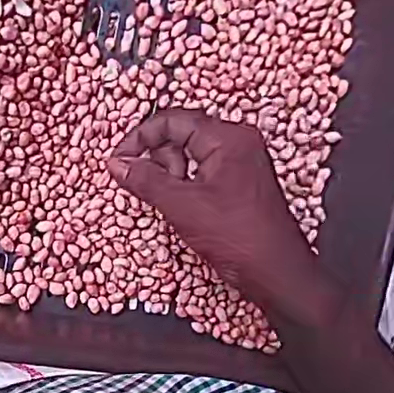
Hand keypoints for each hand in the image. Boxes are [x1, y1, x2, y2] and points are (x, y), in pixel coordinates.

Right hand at [107, 108, 340, 323]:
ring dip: (170, 177)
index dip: (139, 138)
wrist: (275, 272)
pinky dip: (184, 188)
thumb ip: (145, 180)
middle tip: (151, 189)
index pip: (172, 120)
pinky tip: (183, 210)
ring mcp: (240, 164)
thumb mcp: (181, 205)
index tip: (119, 161)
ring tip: (173, 204)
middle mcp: (237, 144)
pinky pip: (201, 174)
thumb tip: (118, 164)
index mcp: (228, 138)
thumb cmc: (239, 237)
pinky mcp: (238, 185)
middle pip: (180, 136)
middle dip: (158, 161)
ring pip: (189, 157)